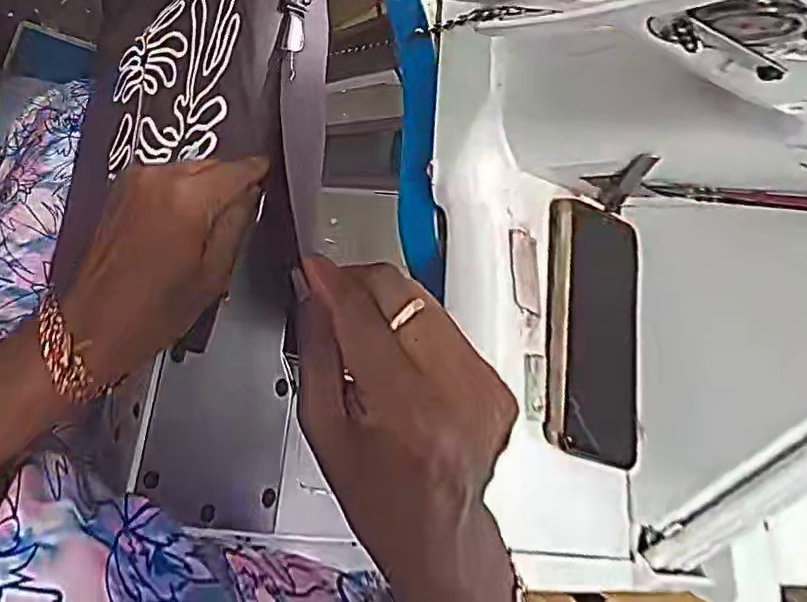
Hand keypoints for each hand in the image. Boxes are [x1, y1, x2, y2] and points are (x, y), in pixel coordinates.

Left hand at [60, 158, 268, 385]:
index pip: (237, 169)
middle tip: (238, 212)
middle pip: (212, 164)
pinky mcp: (121, 185)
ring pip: (189, 168)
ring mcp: (137, 177)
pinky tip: (179, 221)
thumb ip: (238, 223)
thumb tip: (250, 193)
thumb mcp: (214, 273)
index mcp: (188, 197)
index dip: (257, 172)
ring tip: (205, 223)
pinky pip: (165, 177)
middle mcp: (160, 175)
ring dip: (203, 185)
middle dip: (228, 182)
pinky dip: (179, 190)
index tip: (267, 175)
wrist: (93, 324)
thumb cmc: (156, 310)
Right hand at [297, 257, 516, 601]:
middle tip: (334, 292)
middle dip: (358, 280)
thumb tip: (311, 296)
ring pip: (422, 297)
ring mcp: (480, 383)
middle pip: (398, 291)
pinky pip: (444, 320)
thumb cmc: (382, 498)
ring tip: (364, 328)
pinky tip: (398, 349)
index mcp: (405, 411)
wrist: (445, 540)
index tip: (313, 266)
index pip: (362, 315)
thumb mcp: (325, 430)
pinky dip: (413, 320)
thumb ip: (315, 352)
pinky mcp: (494, 380)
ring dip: (385, 297)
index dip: (332, 281)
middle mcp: (452, 391)